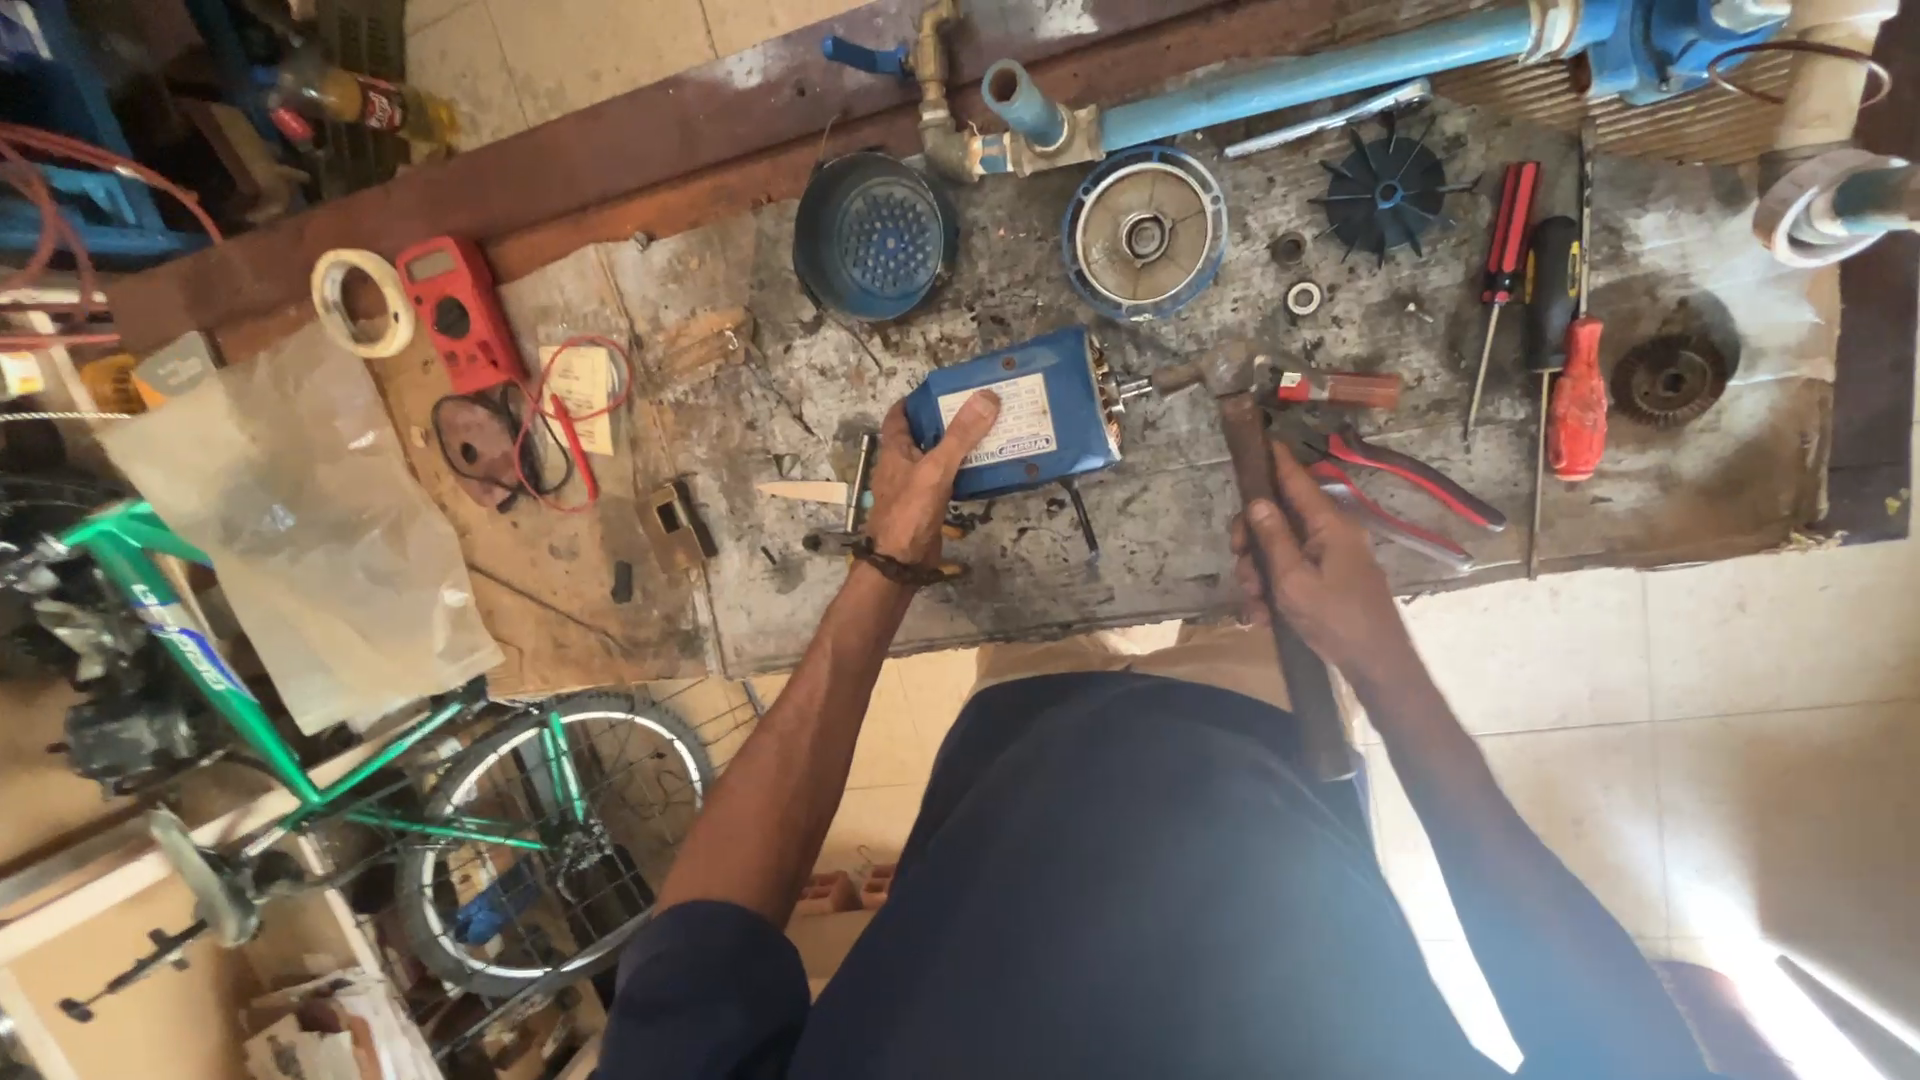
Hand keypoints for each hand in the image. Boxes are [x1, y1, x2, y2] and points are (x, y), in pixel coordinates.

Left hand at [864, 391, 1000, 566]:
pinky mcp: (928, 506)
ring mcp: (914, 487)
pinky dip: (962, 473)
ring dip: (957, 447)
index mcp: (894, 450)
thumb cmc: (910, 511)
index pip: (899, 416)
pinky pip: (946, 482)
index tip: (942, 390)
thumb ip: (960, 435)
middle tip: (977, 409)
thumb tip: (987, 397)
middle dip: (946, 421)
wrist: (901, 562)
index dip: (916, 400)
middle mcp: (902, 465)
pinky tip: (984, 469)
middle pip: (923, 435)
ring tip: (988, 433)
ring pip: (936, 459)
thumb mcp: (936, 468)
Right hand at [1230, 439, 1419, 686]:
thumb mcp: (1293, 580)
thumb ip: (1273, 539)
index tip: (1259, 438)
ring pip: (1278, 550)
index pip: (1297, 480)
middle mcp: (1331, 534)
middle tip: (1241, 570)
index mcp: (1329, 525)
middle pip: (1277, 519)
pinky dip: (1272, 592)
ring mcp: (1330, 557)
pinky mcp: (1328, 579)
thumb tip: (1256, 501)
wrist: (1376, 664)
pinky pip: (1289, 573)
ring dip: (1258, 576)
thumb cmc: (1336, 619)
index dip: (1276, 460)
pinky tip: (1263, 617)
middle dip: (1251, 544)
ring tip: (1255, 605)